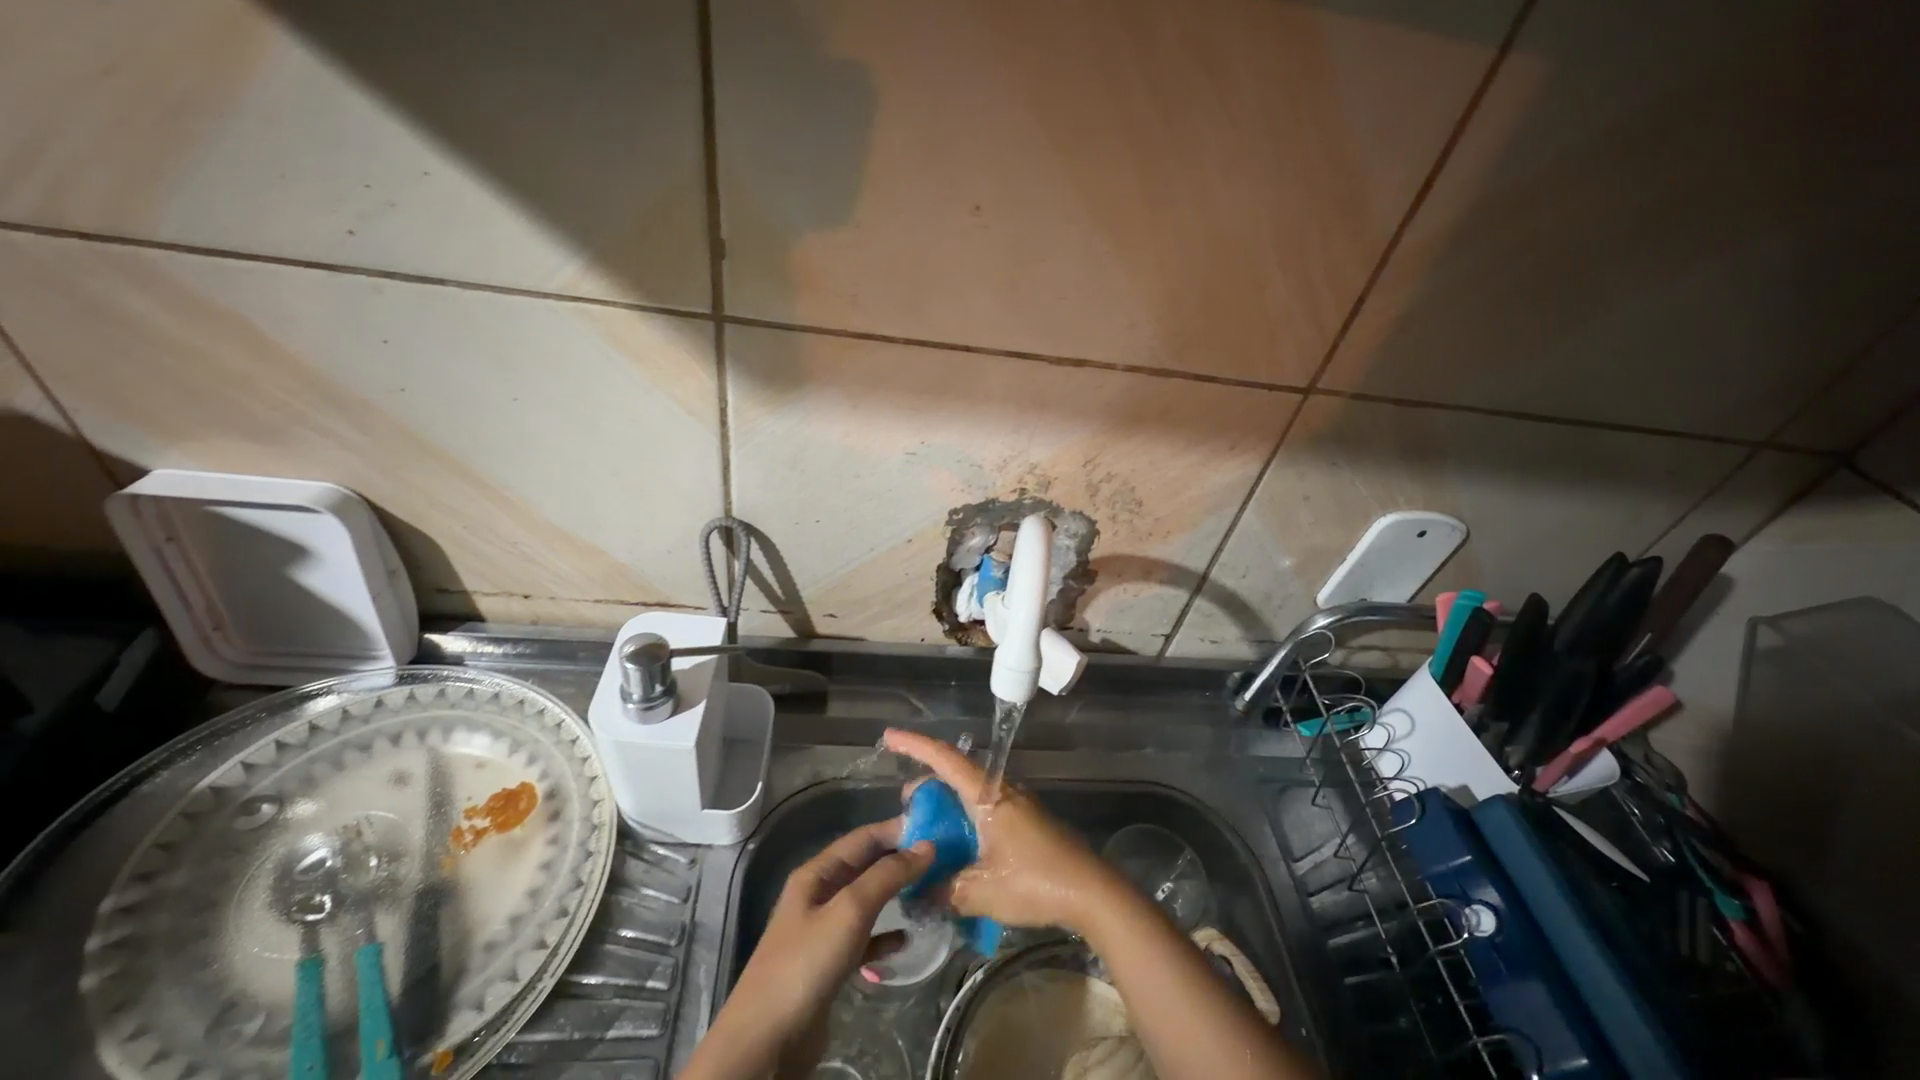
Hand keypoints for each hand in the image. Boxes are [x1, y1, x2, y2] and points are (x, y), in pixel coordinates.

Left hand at [686, 820, 930, 1079]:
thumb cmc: (807, 963)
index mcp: (816, 874)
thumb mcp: (850, 911)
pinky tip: (906, 940)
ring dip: (896, 896)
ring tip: (932, 893)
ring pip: (866, 902)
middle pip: (865, 867)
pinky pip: (863, 939)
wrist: (769, 1037)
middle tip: (943, 859)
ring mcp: (823, 931)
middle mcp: (818, 895)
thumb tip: (926, 845)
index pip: (862, 838)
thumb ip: (887, 876)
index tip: (937, 826)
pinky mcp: (830, 964)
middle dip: (900, 860)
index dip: (896, 829)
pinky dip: (885, 936)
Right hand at [884, 728, 1125, 934]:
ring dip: (948, 803)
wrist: (1094, 893)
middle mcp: (1004, 792)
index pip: (946, 759)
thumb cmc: (1036, 882)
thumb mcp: (982, 892)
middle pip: (958, 773)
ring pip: (973, 792)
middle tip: (906, 806)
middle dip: (927, 783)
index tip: (889, 736)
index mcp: (989, 796)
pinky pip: (988, 809)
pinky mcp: (1029, 823)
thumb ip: (944, 890)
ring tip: (927, 828)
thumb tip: (917, 895)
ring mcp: (1020, 806)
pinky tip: (959, 846)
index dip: (916, 745)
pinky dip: (966, 818)